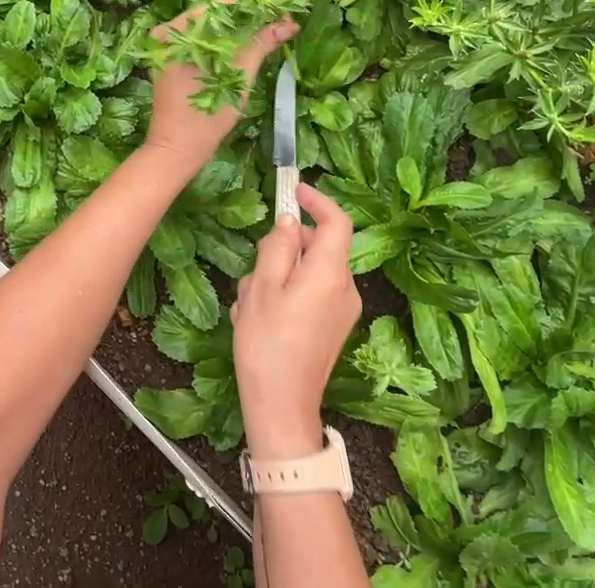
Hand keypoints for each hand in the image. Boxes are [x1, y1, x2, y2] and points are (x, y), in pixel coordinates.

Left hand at [143, 9, 297, 172]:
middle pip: (212, 17)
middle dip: (245, 20)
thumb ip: (260, 45)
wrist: (177, 150)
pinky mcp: (172, 62)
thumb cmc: (205, 117)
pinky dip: (223, 44)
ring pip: (208, 30)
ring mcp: (166, 49)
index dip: (249, 9)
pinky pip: (201, 44)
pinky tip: (246, 47)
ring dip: (237, 32)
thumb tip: (289, 23)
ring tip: (267, 33)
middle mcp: (166, 35)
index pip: (216, 7)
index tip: (276, 13)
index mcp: (174, 34)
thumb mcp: (236, 78)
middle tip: (277, 23)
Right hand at [232, 183, 360, 458]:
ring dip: (278, 276)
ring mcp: (342, 311)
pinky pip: (310, 295)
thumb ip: (278, 247)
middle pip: (319, 248)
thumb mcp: (262, 286)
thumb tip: (289, 222)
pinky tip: (258, 317)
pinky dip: (285, 295)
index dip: (317, 200)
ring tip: (249, 303)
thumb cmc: (266, 342)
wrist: (281, 405)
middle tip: (253, 268)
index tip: (293, 190)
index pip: (337, 222)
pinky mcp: (333, 329)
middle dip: (285, 249)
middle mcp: (345, 288)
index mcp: (331, 273)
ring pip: (309, 272)